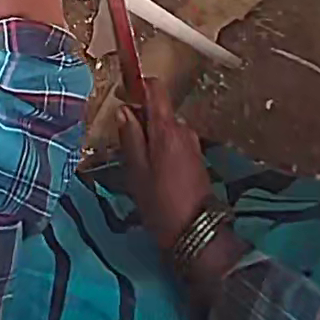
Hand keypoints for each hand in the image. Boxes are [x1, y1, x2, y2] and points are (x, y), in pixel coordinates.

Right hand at [119, 80, 212, 250]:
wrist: (196, 234)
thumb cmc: (159, 202)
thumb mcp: (136, 170)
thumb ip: (130, 136)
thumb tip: (124, 111)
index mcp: (166, 129)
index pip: (156, 89)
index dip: (138, 86)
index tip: (122, 95)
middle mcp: (184, 130)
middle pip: (159, 110)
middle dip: (140, 119)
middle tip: (122, 141)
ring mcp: (193, 143)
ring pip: (165, 127)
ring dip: (150, 135)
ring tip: (136, 161)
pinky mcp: (197, 157)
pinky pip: (174, 141)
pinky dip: (160, 147)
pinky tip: (152, 170)